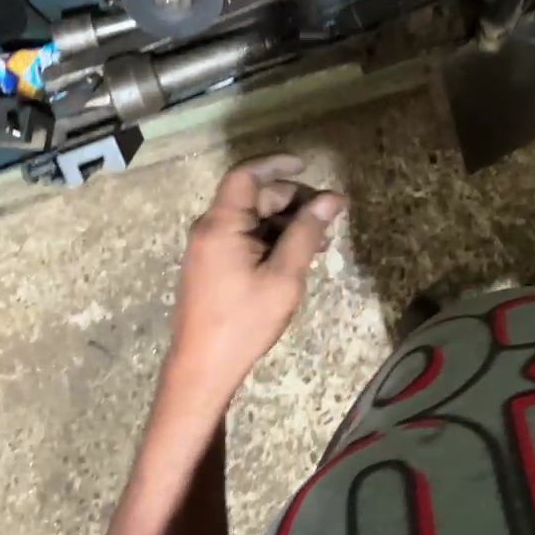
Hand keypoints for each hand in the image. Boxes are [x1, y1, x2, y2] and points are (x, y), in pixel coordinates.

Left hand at [166, 156, 346, 396]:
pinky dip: (271, 240)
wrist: (202, 369)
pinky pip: (244, 238)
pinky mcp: (212, 265)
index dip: (276, 164)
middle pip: (254, 197)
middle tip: (329, 218)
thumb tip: (332, 199)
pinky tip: (298, 257)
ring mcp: (208, 247)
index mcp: (221, 224)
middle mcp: (210, 228)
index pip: (247, 176)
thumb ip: (306, 233)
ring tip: (321, 242)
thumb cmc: (244, 322)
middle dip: (293, 201)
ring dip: (286, 223)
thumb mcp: (283, 277)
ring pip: (252, 219)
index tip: (307, 166)